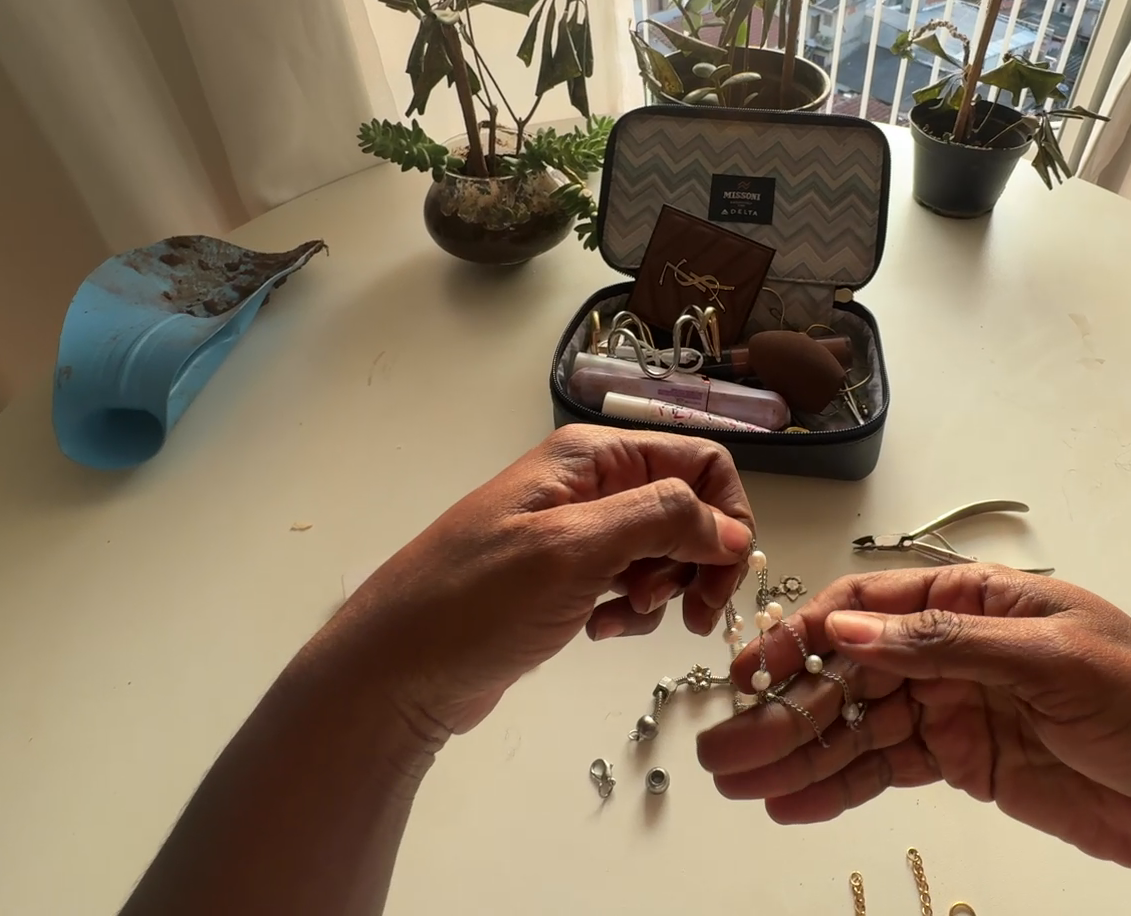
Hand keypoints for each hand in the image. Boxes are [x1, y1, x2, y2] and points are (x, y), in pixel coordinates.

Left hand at [325, 425, 754, 747]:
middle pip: (688, 508)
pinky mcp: (570, 579)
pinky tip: (598, 632)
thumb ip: (662, 521)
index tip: (721, 572)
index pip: (698, 462)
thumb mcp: (576, 548)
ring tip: (620, 618)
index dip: (723, 513)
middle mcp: (593, 485)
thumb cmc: (479, 599)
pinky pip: (630, 584)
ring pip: (664, 550)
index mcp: (595, 457)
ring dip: (661, 590)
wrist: (395, 673)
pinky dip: (629, 612)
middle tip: (686, 609)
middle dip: (695, 559)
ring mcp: (580, 533)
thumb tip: (735, 530)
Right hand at [696, 566, 1130, 875]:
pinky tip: (789, 801)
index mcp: (966, 600)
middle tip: (727, 745)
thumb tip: (845, 627)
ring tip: (739, 778)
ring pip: (856, 726)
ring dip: (797, 750)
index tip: (754, 668)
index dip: (805, 633)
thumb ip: (943, 643)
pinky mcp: (958, 764)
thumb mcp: (1050, 658)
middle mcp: (946, 648)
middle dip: (785, 706)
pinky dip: (837, 786)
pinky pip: (884, 770)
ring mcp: (948, 707)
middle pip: (847, 672)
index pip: (867, 606)